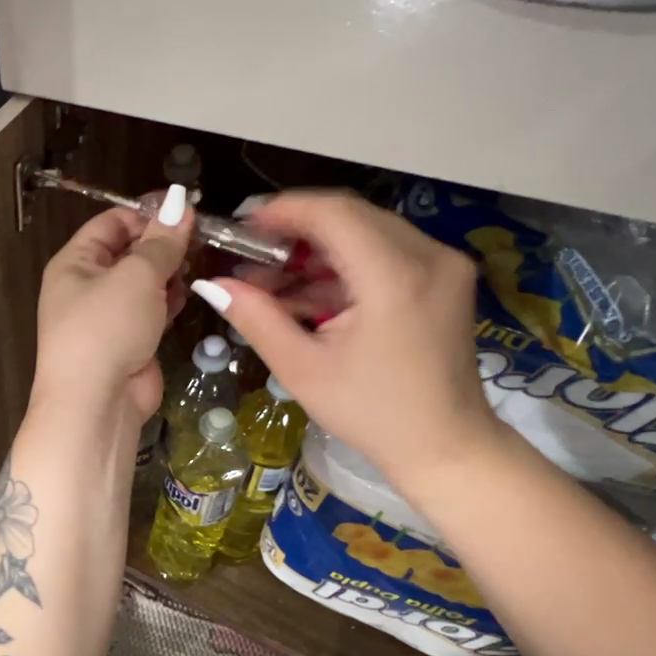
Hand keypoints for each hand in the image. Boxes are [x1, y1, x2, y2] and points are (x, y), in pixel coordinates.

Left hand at [30, 188, 192, 426]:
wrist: (96, 402)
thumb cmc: (107, 328)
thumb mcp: (137, 275)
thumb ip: (162, 240)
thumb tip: (181, 202)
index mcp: (74, 263)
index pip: (111, 223)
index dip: (147, 211)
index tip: (189, 206)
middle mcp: (85, 287)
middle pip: (129, 251)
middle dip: (162, 244)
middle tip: (199, 238)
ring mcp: (107, 317)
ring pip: (144, 282)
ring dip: (169, 273)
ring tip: (195, 266)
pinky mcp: (128, 341)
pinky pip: (152, 310)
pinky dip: (170, 301)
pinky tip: (188, 294)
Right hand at [192, 190, 501, 486]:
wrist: (444, 445)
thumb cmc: (371, 413)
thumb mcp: (302, 369)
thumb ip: (256, 318)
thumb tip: (211, 284)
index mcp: (394, 277)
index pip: (334, 214)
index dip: (283, 210)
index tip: (241, 224)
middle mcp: (428, 256)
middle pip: (350, 218)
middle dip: (294, 232)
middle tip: (248, 257)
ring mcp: (442, 265)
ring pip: (366, 233)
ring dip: (316, 251)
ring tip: (269, 282)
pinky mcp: (443, 278)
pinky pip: (384, 254)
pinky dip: (342, 267)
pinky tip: (305, 295)